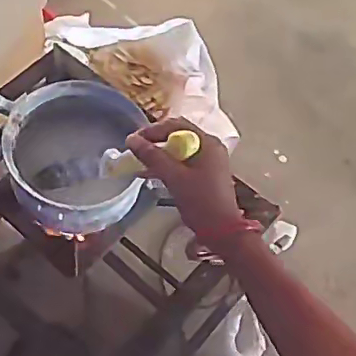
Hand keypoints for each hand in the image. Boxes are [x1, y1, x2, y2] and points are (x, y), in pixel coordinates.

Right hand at [126, 117, 240, 236]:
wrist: (222, 231)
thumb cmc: (201, 202)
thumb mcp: (174, 177)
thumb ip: (153, 157)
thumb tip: (132, 140)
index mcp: (207, 143)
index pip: (177, 125)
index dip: (153, 130)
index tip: (135, 140)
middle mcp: (211, 148)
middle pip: (179, 136)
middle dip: (156, 142)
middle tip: (137, 150)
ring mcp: (210, 161)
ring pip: (180, 150)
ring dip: (160, 155)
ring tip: (140, 163)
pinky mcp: (206, 174)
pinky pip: (184, 162)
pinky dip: (168, 165)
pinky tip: (152, 174)